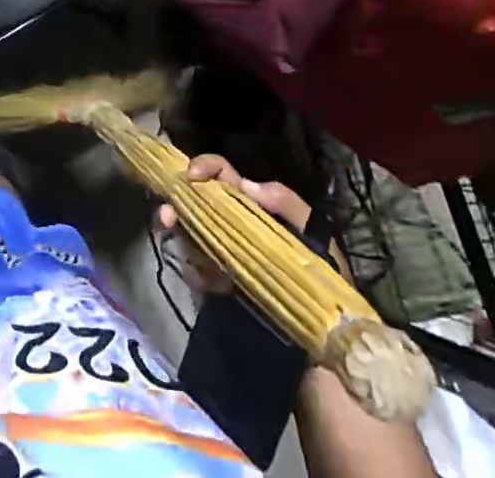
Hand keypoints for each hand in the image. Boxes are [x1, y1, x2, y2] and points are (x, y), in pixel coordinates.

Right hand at [156, 154, 310, 294]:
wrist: (327, 328)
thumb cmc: (321, 271)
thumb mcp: (313, 231)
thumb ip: (287, 203)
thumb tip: (247, 185)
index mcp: (251, 203)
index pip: (221, 174)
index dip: (204, 166)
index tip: (192, 175)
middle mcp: (230, 222)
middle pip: (195, 202)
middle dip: (177, 203)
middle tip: (167, 215)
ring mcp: (221, 251)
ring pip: (189, 234)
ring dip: (178, 234)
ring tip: (172, 236)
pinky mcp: (219, 283)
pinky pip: (198, 273)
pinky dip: (199, 275)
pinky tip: (210, 282)